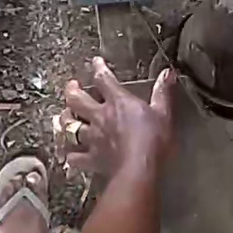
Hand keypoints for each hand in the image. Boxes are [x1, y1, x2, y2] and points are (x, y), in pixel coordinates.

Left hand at [58, 58, 177, 178]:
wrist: (138, 170)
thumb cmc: (153, 141)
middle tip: (72, 86)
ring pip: (69, 125)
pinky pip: (74, 156)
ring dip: (65, 119)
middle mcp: (100, 116)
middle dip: (72, 90)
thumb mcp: (163, 114)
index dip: (98, 68)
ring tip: (65, 116)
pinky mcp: (91, 158)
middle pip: (76, 99)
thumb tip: (168, 73)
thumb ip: (162, 93)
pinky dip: (71, 155)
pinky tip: (70, 155)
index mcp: (118, 102)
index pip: (104, 78)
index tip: (96, 62)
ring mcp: (93, 137)